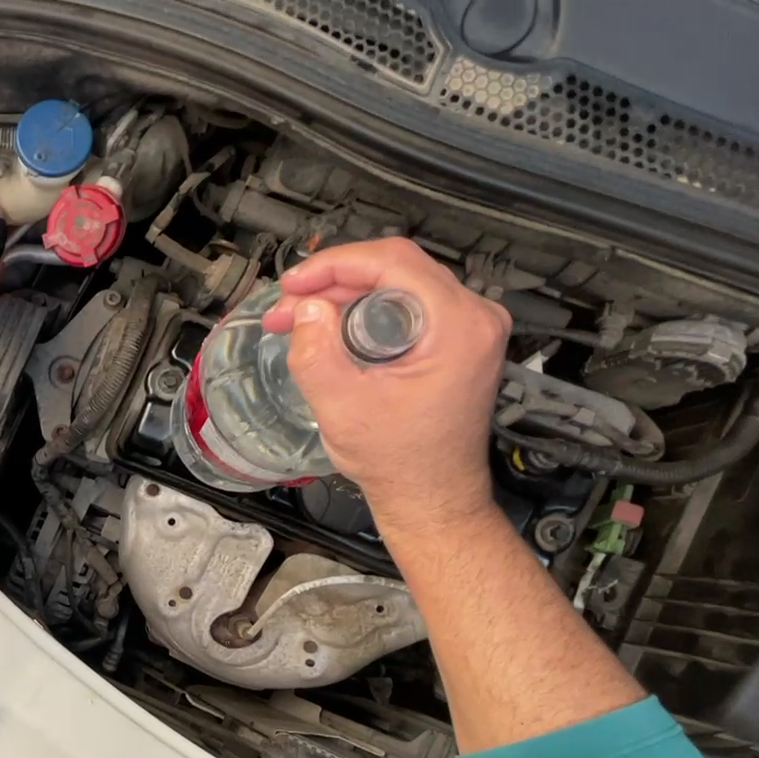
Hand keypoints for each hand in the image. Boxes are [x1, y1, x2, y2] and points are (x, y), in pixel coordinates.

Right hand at [261, 237, 510, 537]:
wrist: (428, 493)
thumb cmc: (398, 459)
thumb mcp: (342, 406)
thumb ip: (317, 353)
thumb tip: (305, 308)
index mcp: (457, 326)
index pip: (392, 262)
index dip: (334, 265)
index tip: (293, 283)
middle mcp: (473, 318)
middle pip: (393, 271)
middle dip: (331, 285)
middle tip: (286, 310)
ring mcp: (467, 329)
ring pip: (396, 288)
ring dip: (342, 300)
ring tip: (298, 323)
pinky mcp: (454, 341)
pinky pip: (404, 308)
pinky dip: (361, 315)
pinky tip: (329, 333)